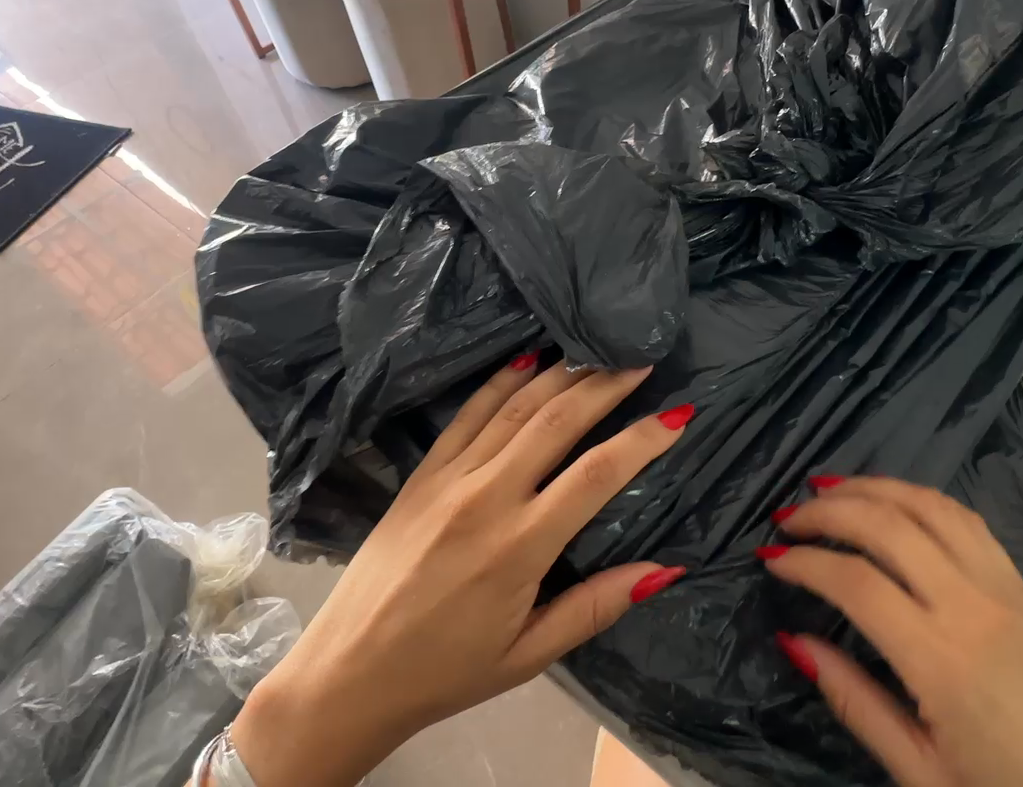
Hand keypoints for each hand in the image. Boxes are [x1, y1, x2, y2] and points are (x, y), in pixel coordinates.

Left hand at [229, 357, 694, 786]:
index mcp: (520, 546)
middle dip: (606, 384)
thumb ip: (596, 607)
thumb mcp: (528, 655)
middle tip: (642, 359)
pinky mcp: (422, 473)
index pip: (597, 474)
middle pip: (558, 420)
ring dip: (562, 373)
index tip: (677, 415)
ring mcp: (449, 477)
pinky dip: (501, 382)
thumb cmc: (446, 671)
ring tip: (598, 350)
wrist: (345, 673)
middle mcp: (487, 496)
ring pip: (515, 407)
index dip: (642, 439)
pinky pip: (467, 414)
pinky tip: (528, 360)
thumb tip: (666, 570)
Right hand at [763, 477, 1022, 786]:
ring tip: (828, 490)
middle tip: (788, 517)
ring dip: (872, 487)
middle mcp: (971, 606)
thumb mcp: (919, 769)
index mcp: (941, 660)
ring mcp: (1001, 586)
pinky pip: (964, 517)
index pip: (855, 582)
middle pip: (887, 525)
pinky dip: (917, 497)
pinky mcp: (1020, 581)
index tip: (771, 558)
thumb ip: (853, 699)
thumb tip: (793, 642)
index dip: (804, 561)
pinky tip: (891, 502)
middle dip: (827, 510)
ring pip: (927, 506)